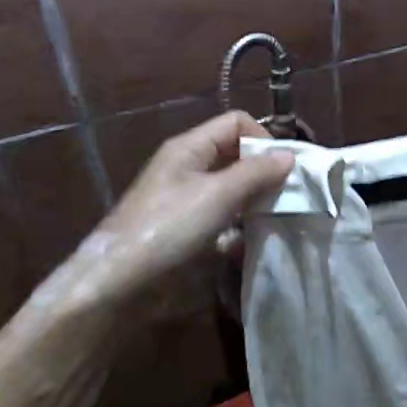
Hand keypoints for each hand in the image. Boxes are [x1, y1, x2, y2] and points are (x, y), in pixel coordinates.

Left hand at [29, 112, 293, 317]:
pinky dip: (237, 224)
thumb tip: (289, 156)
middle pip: (234, 154)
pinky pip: (220, 216)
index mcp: (189, 147)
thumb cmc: (168, 229)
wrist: (117, 284)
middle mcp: (187, 166)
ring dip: (253, 199)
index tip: (285, 170)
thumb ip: (256, 173)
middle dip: (263, 171)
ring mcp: (184, 198)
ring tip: (275, 219)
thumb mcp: (217, 195)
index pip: (236, 123)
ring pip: (230, 187)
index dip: (263, 139)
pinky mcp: (183, 228)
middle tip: (288, 197)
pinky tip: (249, 243)